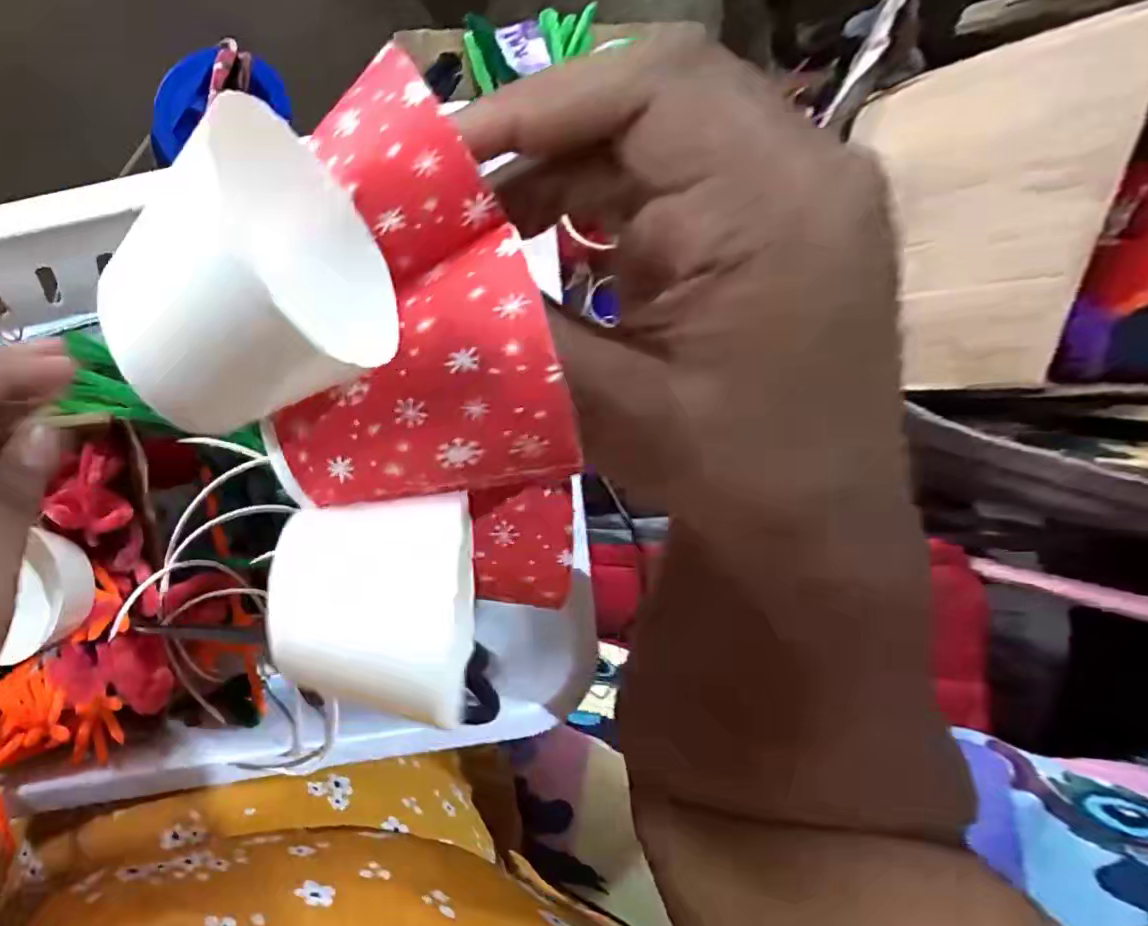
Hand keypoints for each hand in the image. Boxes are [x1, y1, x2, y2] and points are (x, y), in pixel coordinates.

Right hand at [456, 34, 906, 521]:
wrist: (808, 517)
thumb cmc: (725, 467)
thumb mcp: (609, 402)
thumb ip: (523, 329)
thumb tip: (432, 287)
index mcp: (771, 204)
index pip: (652, 93)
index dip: (534, 107)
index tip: (442, 158)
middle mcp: (788, 173)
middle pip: (647, 98)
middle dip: (530, 136)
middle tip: (441, 190)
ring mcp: (771, 197)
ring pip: (643, 138)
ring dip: (547, 172)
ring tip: (469, 222)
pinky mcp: (745, 229)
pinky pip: (652, 184)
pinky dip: (576, 203)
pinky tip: (525, 242)